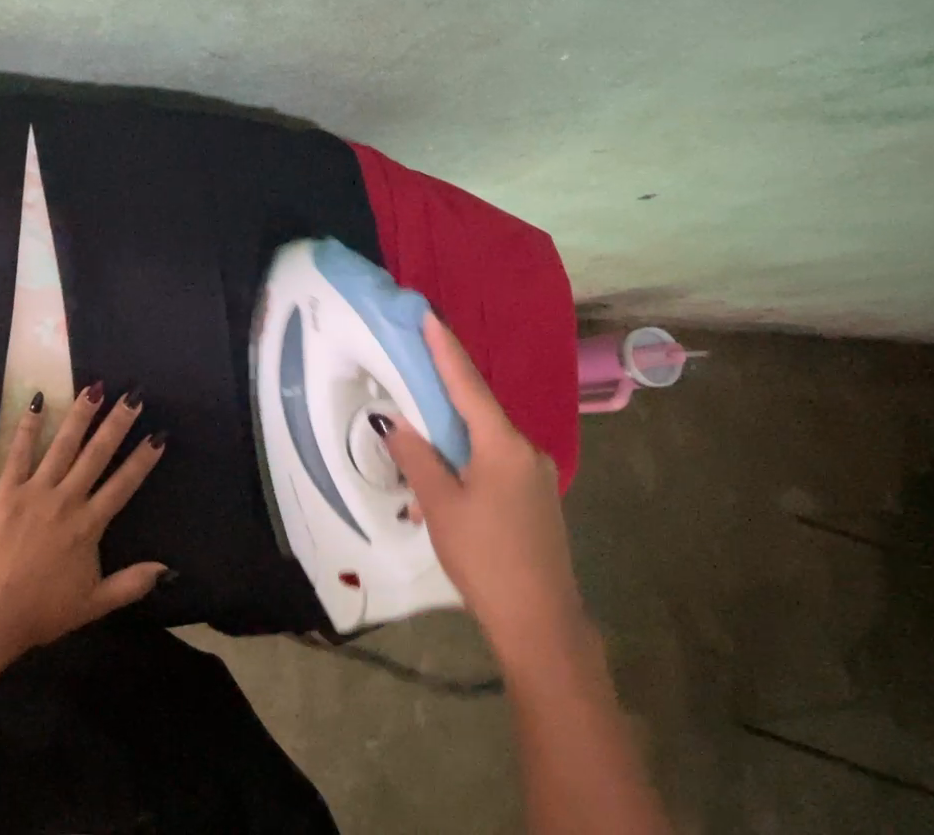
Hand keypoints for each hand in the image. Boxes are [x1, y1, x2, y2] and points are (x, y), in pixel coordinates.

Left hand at [0, 385, 169, 659]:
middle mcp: (66, 500)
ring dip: (80, 416)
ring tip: (94, 388)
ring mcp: (34, 491)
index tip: (158, 435)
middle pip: (96, 455)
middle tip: (133, 396)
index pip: (123, 485)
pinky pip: (19, 452)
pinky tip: (37, 402)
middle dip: (117, 424)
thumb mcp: (94, 604)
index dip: (142, 460)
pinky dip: (28, 426)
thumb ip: (131, 583)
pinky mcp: (5, 490)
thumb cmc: (43, 611)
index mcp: (89, 526)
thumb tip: (168, 569)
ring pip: (62, 446)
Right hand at [383, 315, 585, 665]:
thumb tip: (394, 421)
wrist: (539, 618)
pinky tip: (440, 492)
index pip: (467, 386)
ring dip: (448, 445)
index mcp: (503, 445)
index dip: (445, 350)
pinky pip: (492, 467)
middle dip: (440, 398)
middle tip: (409, 374)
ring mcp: (535, 476)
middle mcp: (526, 451)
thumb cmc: (484, 555)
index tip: (429, 316)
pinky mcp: (535, 499)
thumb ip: (416, 457)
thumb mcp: (440, 504)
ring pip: (482, 444)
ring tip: (414, 457)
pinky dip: (463, 467)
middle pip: (476, 412)